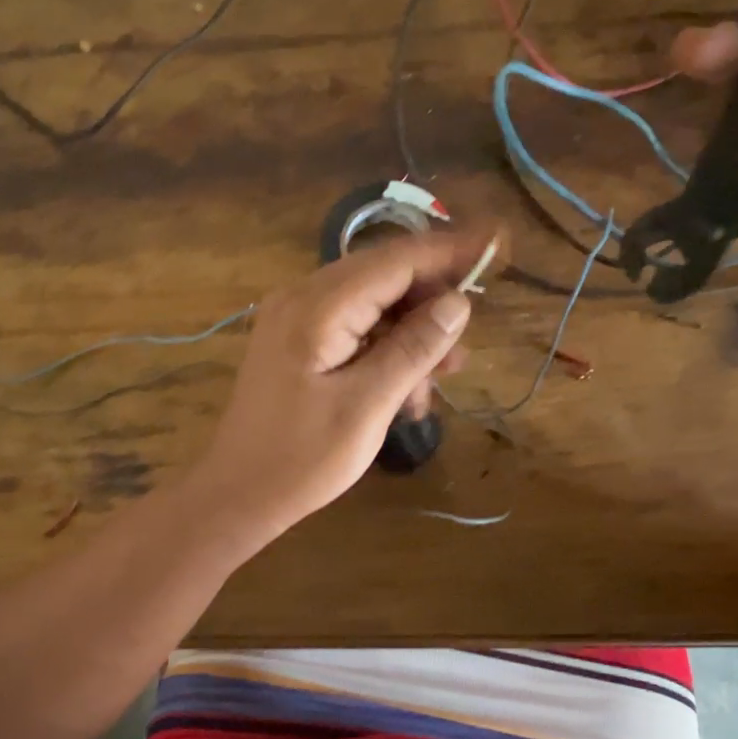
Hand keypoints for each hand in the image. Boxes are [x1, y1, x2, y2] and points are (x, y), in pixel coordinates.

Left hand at [190, 231, 491, 535]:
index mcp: (317, 307)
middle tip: (460, 355)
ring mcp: (295, 321)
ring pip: (372, 309)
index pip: (396, 260)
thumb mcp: (367, 405)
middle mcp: (302, 299)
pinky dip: (383, 356)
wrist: (239, 495)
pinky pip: (352, 332)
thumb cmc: (301, 458)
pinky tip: (403, 398)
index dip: (451, 251)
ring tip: (433, 389)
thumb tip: (458, 302)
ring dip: (409, 342)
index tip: (498, 243)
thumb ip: (413, 348)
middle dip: (430, 310)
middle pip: (384, 279)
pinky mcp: (296, 345)